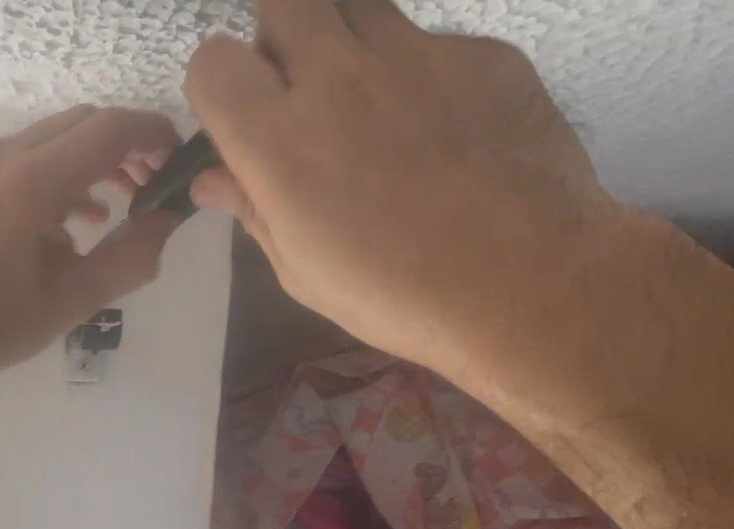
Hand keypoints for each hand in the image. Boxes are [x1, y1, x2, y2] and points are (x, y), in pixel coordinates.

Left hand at [0, 106, 185, 403]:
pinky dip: (56, 177)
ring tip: (115, 211)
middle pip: (83, 124)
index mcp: (32, 182)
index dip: (155, 136)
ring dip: (90, 164)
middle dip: (125, 147)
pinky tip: (68, 225)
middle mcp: (4, 156)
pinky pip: (23, 160)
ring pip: (52, 140)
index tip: (178, 162)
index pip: (111, 130)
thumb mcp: (73, 300)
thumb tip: (167, 222)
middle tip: (150, 188)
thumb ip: (130, 258)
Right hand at [183, 0, 627, 372]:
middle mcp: (336, 74)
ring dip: (342, 38)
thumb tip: (212, 178)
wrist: (521, 279)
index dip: (218, 88)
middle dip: (277, 37)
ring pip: (355, 2)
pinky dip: (417, 74)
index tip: (237, 121)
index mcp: (278, 139)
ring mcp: (414, 52)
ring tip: (364, 103)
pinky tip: (439, 133)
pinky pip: (429, 40)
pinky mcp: (479, 51)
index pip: (212, 62)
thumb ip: (252, 208)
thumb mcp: (299, 269)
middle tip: (297, 92)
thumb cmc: (390, 294)